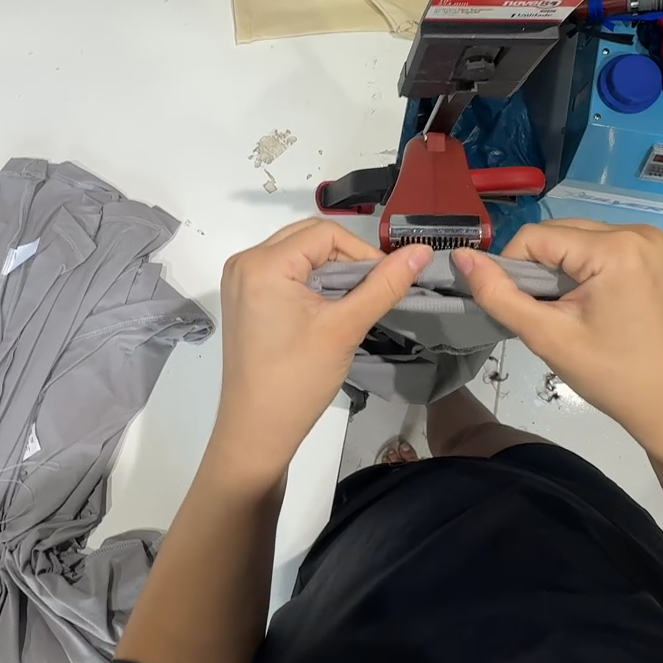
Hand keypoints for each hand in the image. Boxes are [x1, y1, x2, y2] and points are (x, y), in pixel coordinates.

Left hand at [213, 219, 429, 480]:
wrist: (258, 429)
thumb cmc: (298, 379)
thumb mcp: (346, 327)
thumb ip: (384, 285)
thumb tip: (422, 252)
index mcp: (262, 263)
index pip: (325, 233)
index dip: (362, 252)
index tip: (387, 281)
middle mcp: (244, 261)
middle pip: (308, 237)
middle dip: (345, 258)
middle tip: (372, 290)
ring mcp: (240, 279)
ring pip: (297, 252)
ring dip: (329, 269)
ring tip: (352, 301)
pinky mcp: (243, 297)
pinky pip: (284, 270)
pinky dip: (311, 280)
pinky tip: (328, 307)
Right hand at [453, 220, 662, 445]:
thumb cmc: (610, 376)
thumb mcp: (546, 336)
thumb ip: (498, 294)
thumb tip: (461, 257)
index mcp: (616, 248)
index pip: (535, 237)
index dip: (514, 269)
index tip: (523, 309)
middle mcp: (638, 232)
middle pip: (557, 233)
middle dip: (539, 268)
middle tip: (546, 313)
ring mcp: (651, 241)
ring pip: (575, 238)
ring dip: (559, 267)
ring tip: (567, 309)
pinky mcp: (656, 253)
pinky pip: (599, 245)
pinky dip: (582, 267)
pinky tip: (589, 302)